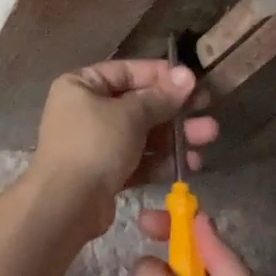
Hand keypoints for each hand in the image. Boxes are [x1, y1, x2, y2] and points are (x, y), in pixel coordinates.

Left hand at [27, 60, 218, 239]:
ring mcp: (95, 142)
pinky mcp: (106, 171)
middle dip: (174, 109)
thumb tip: (186, 75)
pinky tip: (189, 163)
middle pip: (137, 103)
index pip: (126, 71)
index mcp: (81, 85)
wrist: (68, 204)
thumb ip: (160, 97)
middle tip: (208, 111)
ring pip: (142, 133)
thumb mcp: (130, 115)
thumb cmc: (95, 144)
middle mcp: (85, 109)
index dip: (161, 75)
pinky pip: (137, 159)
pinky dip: (161, 159)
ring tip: (208, 136)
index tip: (193, 81)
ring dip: (174, 135)